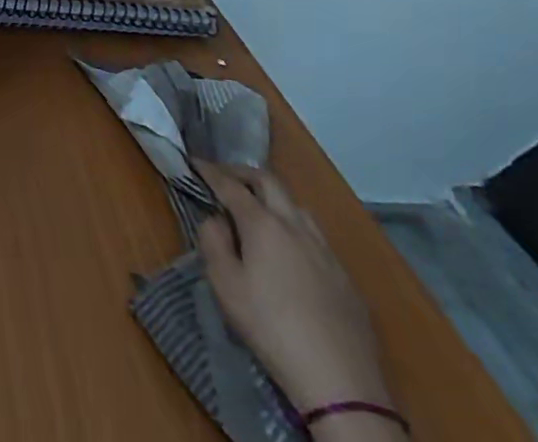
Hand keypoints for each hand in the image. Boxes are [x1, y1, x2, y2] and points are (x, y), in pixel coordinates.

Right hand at [195, 161, 393, 415]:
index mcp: (264, 226)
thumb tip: (215, 220)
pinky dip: (292, 224)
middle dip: (243, 173)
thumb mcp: (224, 283)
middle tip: (222, 175)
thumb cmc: (267, 324)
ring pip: (298, 206)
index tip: (194, 162)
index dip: (210, 171)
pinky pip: (314, 234)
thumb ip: (213, 241)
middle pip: (271, 183)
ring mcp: (326, 251)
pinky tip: (286, 248)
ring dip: (272, 196)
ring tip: (254, 208)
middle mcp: (297, 228)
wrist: (337, 376)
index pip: (232, 186)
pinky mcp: (344, 275)